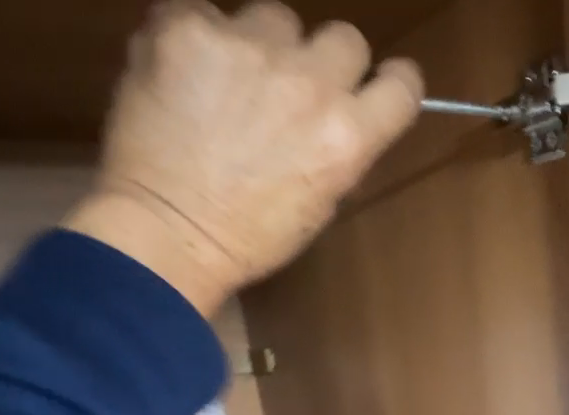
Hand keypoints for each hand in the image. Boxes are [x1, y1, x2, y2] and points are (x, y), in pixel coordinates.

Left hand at [64, 1, 424, 311]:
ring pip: (274, 16)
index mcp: (348, 135)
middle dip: (321, 62)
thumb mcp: (320, 203)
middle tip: (288, 93)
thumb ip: (340, 145)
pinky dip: (194, 36)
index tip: (371, 87)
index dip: (389, 80)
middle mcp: (309, 83)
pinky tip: (182, 75)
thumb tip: (340, 110)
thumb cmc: (249, 237)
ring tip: (225, 85)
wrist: (166, 234)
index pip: (402, 81)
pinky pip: (202, 8)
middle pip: (343, 38)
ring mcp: (249, 48)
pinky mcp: (188, 28)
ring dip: (259, 44)